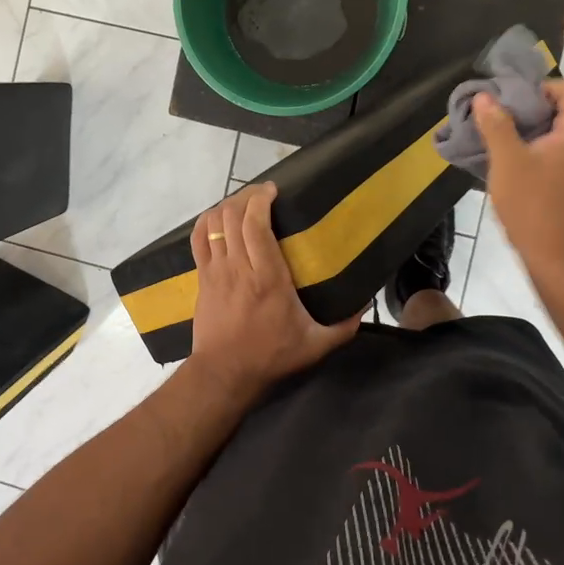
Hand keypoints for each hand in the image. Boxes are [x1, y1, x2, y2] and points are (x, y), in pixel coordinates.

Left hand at [185, 182, 361, 402]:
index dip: (261, 199)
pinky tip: (217, 217)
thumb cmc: (271, 355)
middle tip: (263, 193)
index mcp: (267, 277)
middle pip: (233, 215)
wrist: (224, 374)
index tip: (274, 190)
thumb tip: (365, 306)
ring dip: (228, 206)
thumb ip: (343, 326)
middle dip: (246, 196)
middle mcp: (239, 266)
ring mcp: (216, 270)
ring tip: (244, 202)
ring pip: (214, 223)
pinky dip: (206, 221)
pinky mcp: (202, 278)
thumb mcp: (315, 345)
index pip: (256, 224)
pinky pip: (198, 239)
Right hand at [473, 79, 563, 271]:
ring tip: (505, 133)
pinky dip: (538, 140)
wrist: (550, 251)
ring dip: (535, 122)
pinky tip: (512, 155)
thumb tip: (484, 97)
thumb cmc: (530, 203)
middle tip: (507, 115)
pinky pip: (558, 143)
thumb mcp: (506, 160)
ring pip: (563, 125)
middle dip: (537, 103)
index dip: (547, 88)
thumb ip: (496, 125)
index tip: (518, 103)